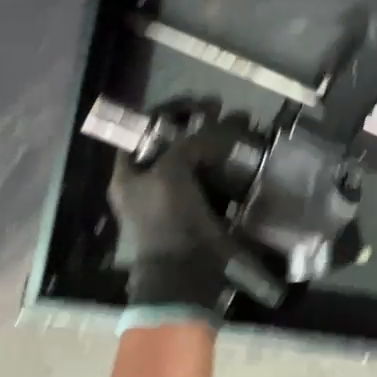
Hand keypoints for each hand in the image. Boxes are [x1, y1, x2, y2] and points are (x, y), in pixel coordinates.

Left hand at [105, 105, 261, 325]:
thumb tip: (221, 124)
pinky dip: (231, 163)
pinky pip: (216, 177)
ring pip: (199, 157)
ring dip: (219, 140)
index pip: (143, 130)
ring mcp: (177, 197)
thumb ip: (191, 142)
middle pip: (174, 142)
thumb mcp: (172, 172)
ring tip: (243, 123)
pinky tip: (248, 150)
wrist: (186, 273)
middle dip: (200, 124)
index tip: (195, 103)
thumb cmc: (167, 218)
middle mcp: (149, 183)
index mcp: (128, 174)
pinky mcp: (202, 209)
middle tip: (223, 110)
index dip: (167, 112)